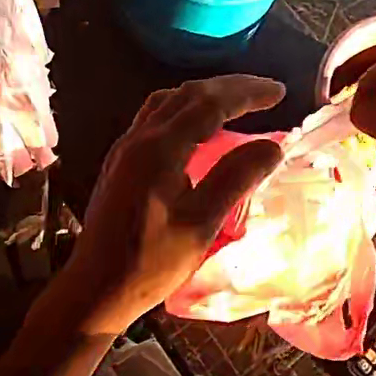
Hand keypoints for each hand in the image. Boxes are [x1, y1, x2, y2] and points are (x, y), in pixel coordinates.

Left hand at [59, 75, 285, 334]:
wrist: (96, 287)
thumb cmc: (151, 263)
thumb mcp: (201, 224)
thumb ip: (235, 179)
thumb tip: (271, 146)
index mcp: (159, 150)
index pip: (209, 104)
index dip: (247, 93)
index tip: (279, 92)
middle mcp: (138, 139)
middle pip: (187, 95)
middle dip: (229, 87)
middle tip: (264, 92)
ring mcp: (124, 150)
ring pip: (166, 103)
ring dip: (203, 95)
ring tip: (235, 104)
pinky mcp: (119, 163)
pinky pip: (154, 119)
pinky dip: (183, 111)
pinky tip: (197, 130)